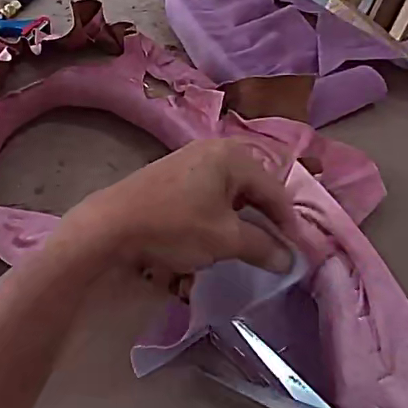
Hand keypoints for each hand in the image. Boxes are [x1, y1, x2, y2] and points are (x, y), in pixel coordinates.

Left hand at [56, 139, 296, 290]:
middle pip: (254, 186)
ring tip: (246, 244)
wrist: (110, 225)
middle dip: (265, 218)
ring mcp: (192, 157)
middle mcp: (215, 148)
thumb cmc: (174, 226)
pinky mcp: (174, 172)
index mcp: (233, 155)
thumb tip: (289, 260)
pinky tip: (216, 232)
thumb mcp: (224, 239)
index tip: (297, 251)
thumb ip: (262, 247)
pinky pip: (211, 190)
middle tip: (274, 247)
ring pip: (232, 190)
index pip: (274, 190)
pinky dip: (220, 212)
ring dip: (242, 217)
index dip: (288, 223)